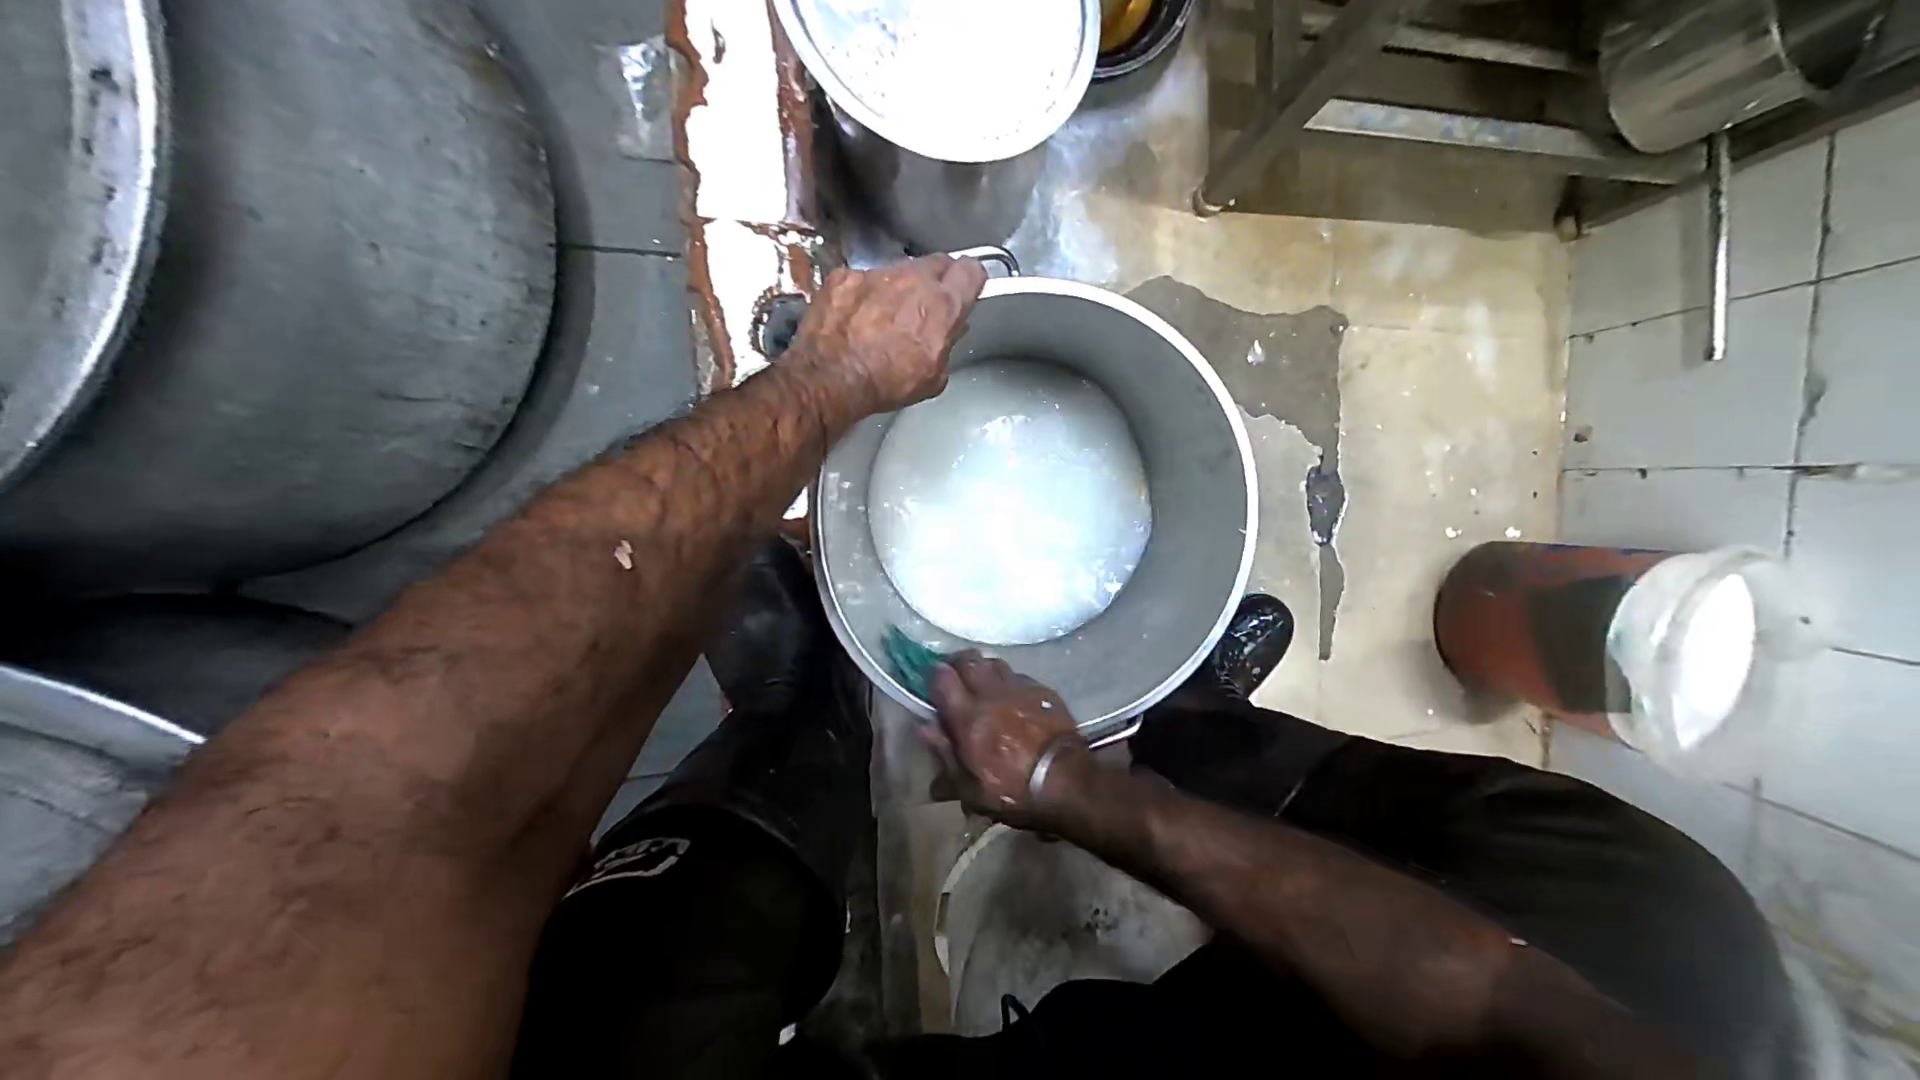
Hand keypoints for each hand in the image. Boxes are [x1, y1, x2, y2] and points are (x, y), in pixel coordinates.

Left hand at [785, 255, 988, 416]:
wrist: (832, 378)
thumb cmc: (886, 383)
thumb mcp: (933, 377)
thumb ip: (946, 345)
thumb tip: (947, 333)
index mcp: (942, 305)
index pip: (971, 271)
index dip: (970, 280)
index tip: (966, 289)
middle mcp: (913, 279)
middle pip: (937, 263)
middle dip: (937, 280)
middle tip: (927, 306)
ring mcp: (877, 273)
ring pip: (899, 270)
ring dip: (899, 288)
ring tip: (886, 317)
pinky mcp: (845, 276)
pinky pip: (863, 278)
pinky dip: (863, 294)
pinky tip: (856, 317)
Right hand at [925, 651, 1086, 825]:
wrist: (1067, 782)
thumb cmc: (1013, 791)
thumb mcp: (970, 788)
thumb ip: (944, 754)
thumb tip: (924, 728)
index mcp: (968, 717)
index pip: (942, 678)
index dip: (935, 677)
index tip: (934, 686)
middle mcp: (991, 694)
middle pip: (968, 660)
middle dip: (957, 664)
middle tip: (956, 678)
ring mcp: (1019, 688)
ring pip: (994, 662)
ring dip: (984, 669)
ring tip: (983, 684)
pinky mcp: (1043, 690)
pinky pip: (1019, 675)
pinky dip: (1009, 681)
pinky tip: (1012, 697)